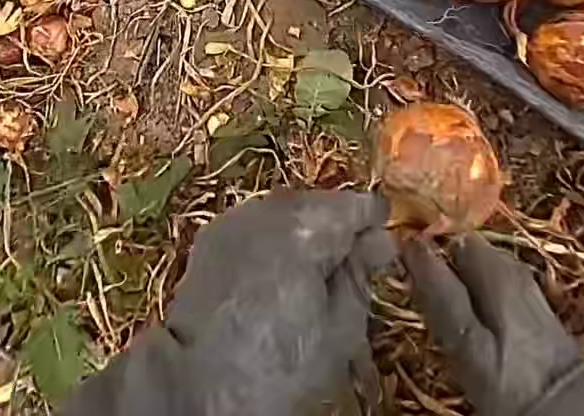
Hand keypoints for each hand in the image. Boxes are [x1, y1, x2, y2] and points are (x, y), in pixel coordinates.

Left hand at [62, 189, 393, 415]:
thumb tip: (381, 241)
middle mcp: (271, 209)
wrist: (199, 382)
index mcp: (307, 229)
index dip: (373, 217)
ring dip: (305, 229)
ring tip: (313, 271)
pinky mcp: (216, 230)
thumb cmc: (278, 364)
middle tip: (351, 262)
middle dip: (337, 225)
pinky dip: (273, 238)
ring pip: (287, 210)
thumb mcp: (338, 331)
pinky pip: (257, 222)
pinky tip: (276, 272)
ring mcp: (240, 216)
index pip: (353, 204)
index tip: (384, 234)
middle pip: (319, 202)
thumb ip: (360, 276)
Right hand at [404, 233, 583, 415]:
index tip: (399, 259)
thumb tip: (410, 245)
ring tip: (437, 308)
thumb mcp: (467, 341)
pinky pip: (492, 289)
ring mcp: (525, 289)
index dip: (423, 241)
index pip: (449, 232)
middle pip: (463, 249)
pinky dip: (475, 298)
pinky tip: (468, 324)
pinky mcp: (533, 313)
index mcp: (496, 265)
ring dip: (456, 281)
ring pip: (477, 269)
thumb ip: (440, 291)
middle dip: (438, 262)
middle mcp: (512, 267)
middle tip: (414, 288)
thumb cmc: (513, 384)